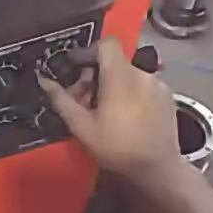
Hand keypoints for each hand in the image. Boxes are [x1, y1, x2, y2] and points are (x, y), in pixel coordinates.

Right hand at [38, 39, 185, 189]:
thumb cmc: (116, 147)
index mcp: (120, 76)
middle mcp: (142, 74)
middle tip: (84, 99)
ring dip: (113, 86)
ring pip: (128, 75)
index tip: (76, 67)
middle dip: (96, 76)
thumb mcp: (82, 127)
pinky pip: (143, 86)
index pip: (106, 44)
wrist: (157, 168)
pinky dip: (130, 94)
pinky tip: (125, 117)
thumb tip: (45, 81)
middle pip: (114, 63)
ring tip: (104, 111)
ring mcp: (158, 85)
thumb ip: (62, 100)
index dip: (88, 51)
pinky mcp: (167, 97)